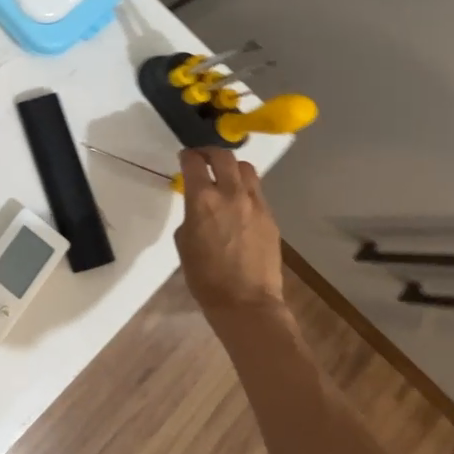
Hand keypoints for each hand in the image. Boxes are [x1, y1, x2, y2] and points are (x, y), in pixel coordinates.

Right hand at [173, 147, 286, 316]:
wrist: (245, 301)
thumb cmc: (204, 275)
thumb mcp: (184, 240)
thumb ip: (191, 214)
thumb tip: (200, 207)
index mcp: (202, 199)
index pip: (193, 162)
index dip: (186, 156)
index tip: (184, 158)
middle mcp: (231, 194)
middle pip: (223, 156)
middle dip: (210, 153)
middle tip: (202, 159)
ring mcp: (255, 204)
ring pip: (246, 169)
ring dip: (232, 168)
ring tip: (224, 178)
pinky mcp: (270, 217)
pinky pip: (257, 192)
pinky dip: (245, 190)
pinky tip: (238, 204)